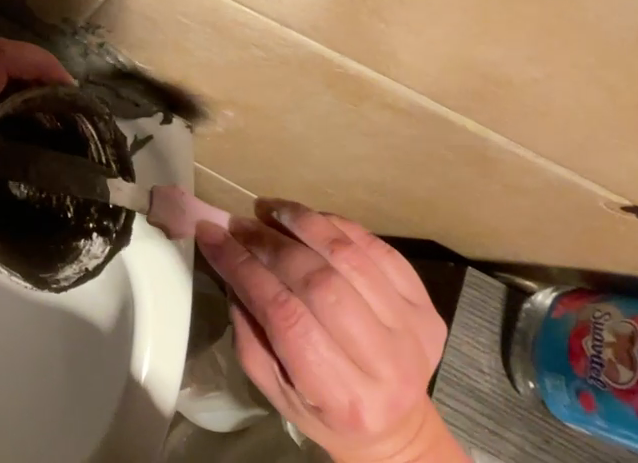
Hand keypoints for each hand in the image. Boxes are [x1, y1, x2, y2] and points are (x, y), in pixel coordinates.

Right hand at [195, 200, 460, 462]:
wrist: (395, 426)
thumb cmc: (320, 409)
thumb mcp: (270, 383)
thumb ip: (247, 326)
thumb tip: (230, 263)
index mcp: (341, 396)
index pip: (285, 316)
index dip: (243, 268)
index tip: (211, 236)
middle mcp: (384, 365)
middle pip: (319, 283)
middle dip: (269, 243)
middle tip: (238, 224)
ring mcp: (413, 332)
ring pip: (350, 258)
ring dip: (302, 223)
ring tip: (268, 210)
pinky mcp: (427, 307)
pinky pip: (379, 250)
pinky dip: (338, 226)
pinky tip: (307, 219)